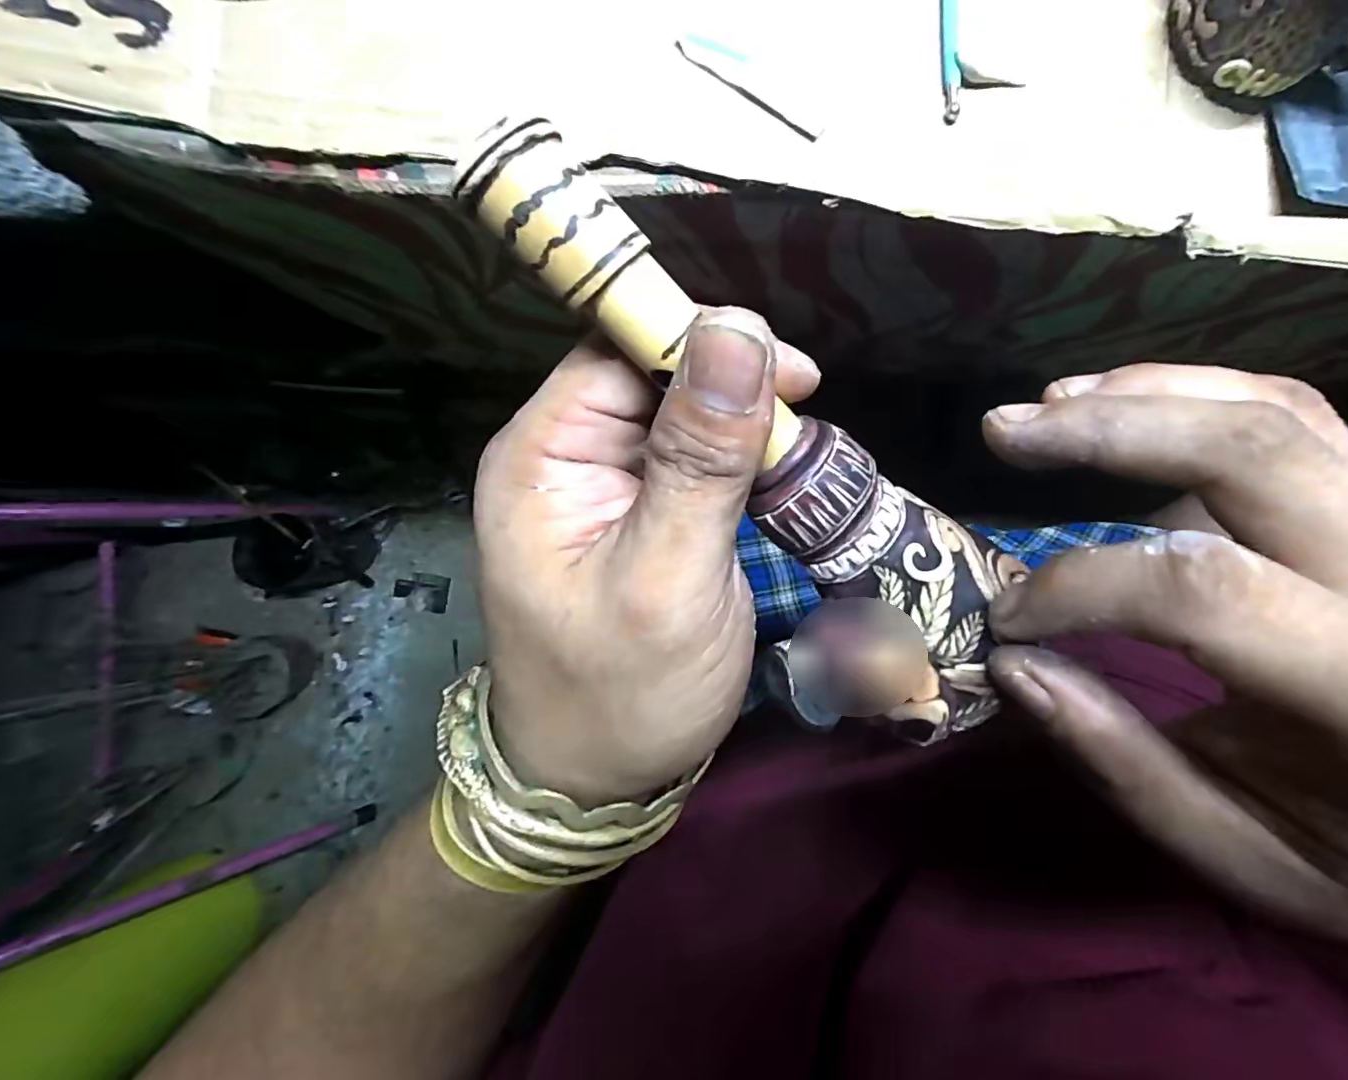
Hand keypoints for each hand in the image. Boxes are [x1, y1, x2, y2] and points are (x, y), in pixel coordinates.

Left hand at [473, 308, 818, 804]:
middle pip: (654, 376)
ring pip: (682, 415)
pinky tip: (776, 475)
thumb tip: (737, 332)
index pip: (618, 352)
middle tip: (805, 416)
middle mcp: (566, 456)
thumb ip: (701, 459)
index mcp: (542, 456)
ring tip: (798, 454)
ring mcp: (605, 486)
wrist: (596, 777)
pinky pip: (694, 459)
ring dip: (744, 425)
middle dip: (732, 386)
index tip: (792, 371)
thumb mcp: (667, 578)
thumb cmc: (621, 692)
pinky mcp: (642, 513)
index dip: (702, 342)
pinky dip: (741, 460)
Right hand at [978, 365, 1347, 1004]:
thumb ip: (1113, 756)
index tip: (1003, 622)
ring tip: (1048, 407)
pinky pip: (1293, 422)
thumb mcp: (1228, 855)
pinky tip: (1121, 408)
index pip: (1206, 591)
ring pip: (1279, 414)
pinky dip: (1193, 397)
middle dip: (1111, 430)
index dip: (1078, 589)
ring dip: (1148, 394)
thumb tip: (1009, 662)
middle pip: (1257, 454)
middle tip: (1002, 431)